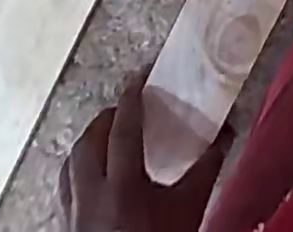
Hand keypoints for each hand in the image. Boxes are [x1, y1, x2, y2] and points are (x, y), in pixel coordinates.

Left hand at [60, 75, 234, 231]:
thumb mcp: (190, 212)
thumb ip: (206, 169)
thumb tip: (227, 133)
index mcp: (123, 186)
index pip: (123, 126)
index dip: (131, 96)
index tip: (141, 76)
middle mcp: (91, 196)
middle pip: (89, 140)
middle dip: (106, 118)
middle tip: (126, 109)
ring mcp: (74, 216)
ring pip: (71, 164)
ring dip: (89, 143)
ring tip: (108, 136)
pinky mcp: (68, 230)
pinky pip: (65, 189)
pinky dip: (78, 171)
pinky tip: (94, 176)